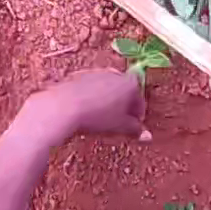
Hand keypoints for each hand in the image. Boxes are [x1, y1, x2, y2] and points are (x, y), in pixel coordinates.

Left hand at [21, 69, 147, 143]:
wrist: (63, 107)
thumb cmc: (97, 116)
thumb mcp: (120, 126)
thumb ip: (135, 129)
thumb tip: (147, 136)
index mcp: (130, 83)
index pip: (140, 99)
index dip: (138, 114)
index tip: (134, 126)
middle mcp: (114, 74)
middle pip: (124, 91)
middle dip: (123, 106)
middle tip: (119, 123)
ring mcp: (96, 73)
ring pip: (107, 89)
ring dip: (107, 101)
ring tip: (102, 118)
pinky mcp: (79, 75)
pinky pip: (91, 88)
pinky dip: (92, 98)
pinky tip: (87, 111)